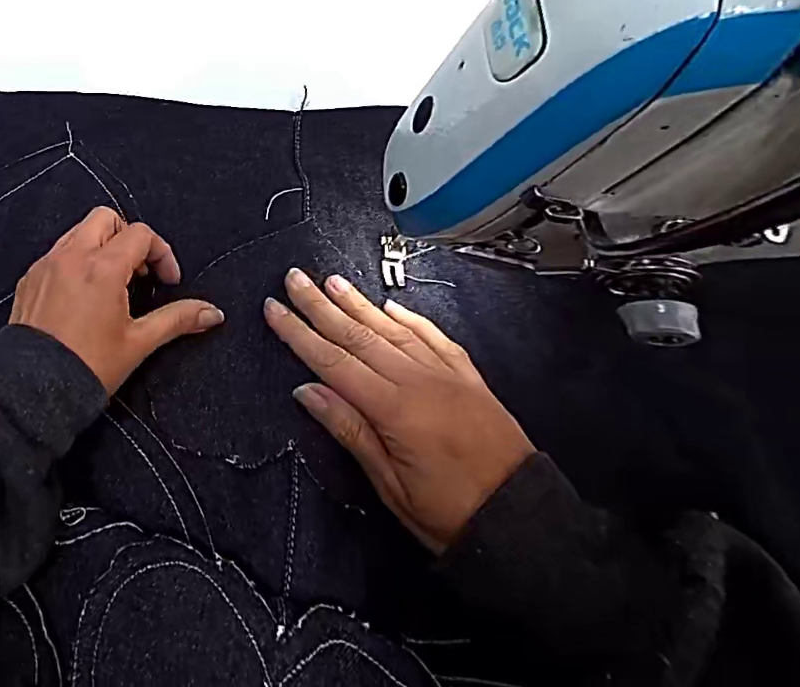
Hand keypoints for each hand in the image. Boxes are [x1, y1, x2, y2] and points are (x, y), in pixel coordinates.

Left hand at [10, 207, 224, 392]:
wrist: (32, 393)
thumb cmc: (87, 368)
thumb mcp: (139, 342)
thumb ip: (178, 318)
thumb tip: (212, 313)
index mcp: (102, 268)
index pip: (140, 234)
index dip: (162, 254)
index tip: (167, 281)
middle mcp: (71, 257)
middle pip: (106, 218)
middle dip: (128, 237)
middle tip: (139, 270)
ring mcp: (46, 265)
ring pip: (79, 231)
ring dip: (101, 246)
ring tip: (113, 283)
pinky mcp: (29, 279)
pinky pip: (57, 252)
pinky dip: (76, 260)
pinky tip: (83, 294)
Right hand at [265, 268, 534, 552]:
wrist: (524, 520)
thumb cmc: (452, 514)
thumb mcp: (391, 485)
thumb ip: (349, 429)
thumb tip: (307, 392)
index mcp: (395, 409)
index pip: (333, 360)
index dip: (298, 333)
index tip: (276, 310)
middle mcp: (418, 380)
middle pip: (358, 334)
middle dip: (320, 305)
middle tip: (295, 279)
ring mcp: (445, 374)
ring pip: (392, 328)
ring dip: (359, 303)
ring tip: (333, 282)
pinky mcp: (467, 377)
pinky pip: (433, 337)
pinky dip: (410, 318)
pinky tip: (391, 306)